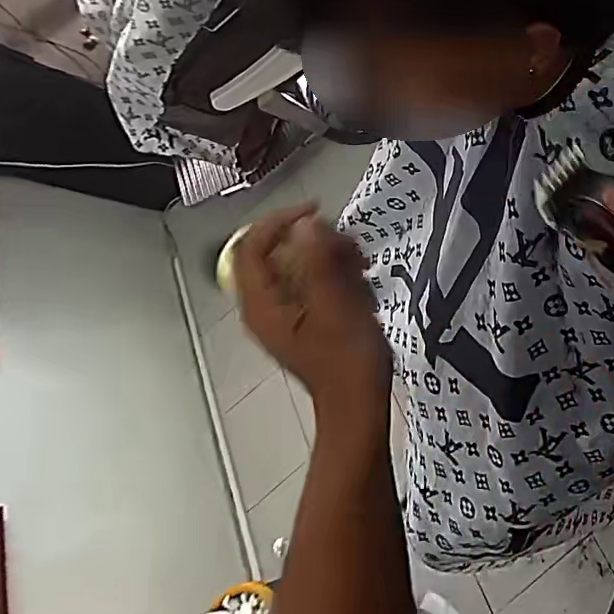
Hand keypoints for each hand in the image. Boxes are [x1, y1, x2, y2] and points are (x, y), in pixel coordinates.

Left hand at [233, 204, 390, 424]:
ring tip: (362, 267)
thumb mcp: (337, 304)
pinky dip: (337, 275)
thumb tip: (307, 223)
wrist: (358, 402)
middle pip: (278, 253)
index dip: (281, 221)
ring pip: (300, 266)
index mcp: (261, 304)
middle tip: (352, 248)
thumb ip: (318, 261)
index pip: (251, 245)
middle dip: (317, 242)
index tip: (319, 211)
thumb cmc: (348, 358)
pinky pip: (314, 282)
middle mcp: (265, 306)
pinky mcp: (307, 319)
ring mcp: (286, 313)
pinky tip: (361, 284)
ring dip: (332, 258)